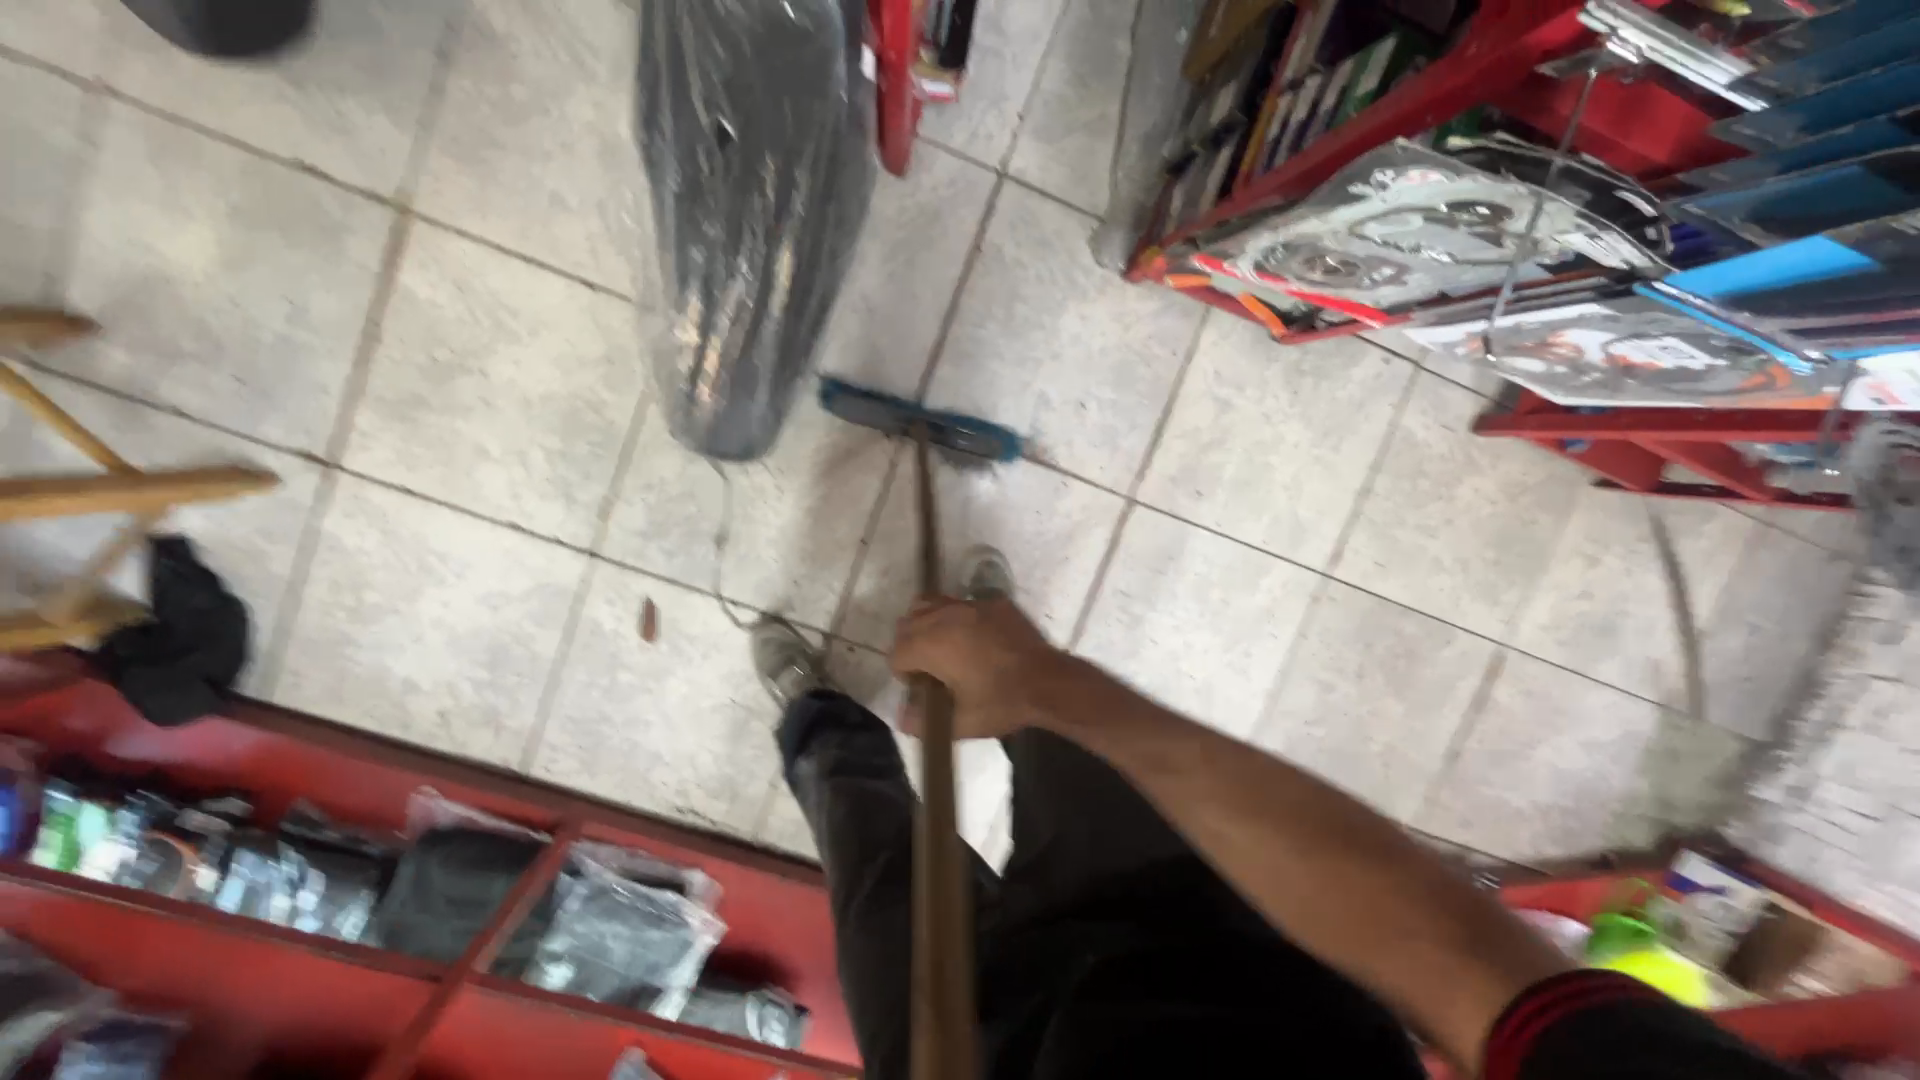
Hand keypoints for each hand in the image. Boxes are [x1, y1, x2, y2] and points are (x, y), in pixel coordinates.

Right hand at [889, 596, 1068, 739]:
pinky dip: (959, 618)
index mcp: (931, 645)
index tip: (922, 687)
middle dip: (910, 646)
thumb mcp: (960, 723)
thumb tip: (902, 718)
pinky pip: (963, 603)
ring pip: (931, 604)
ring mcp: (971, 604)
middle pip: (907, 624)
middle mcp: (944, 617)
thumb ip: (923, 722)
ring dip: (928, 624)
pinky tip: (977, 640)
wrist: (1048, 682)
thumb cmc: (1001, 702)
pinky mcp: (994, 602)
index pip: (896, 652)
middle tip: (929, 668)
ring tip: (945, 647)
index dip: (904, 673)